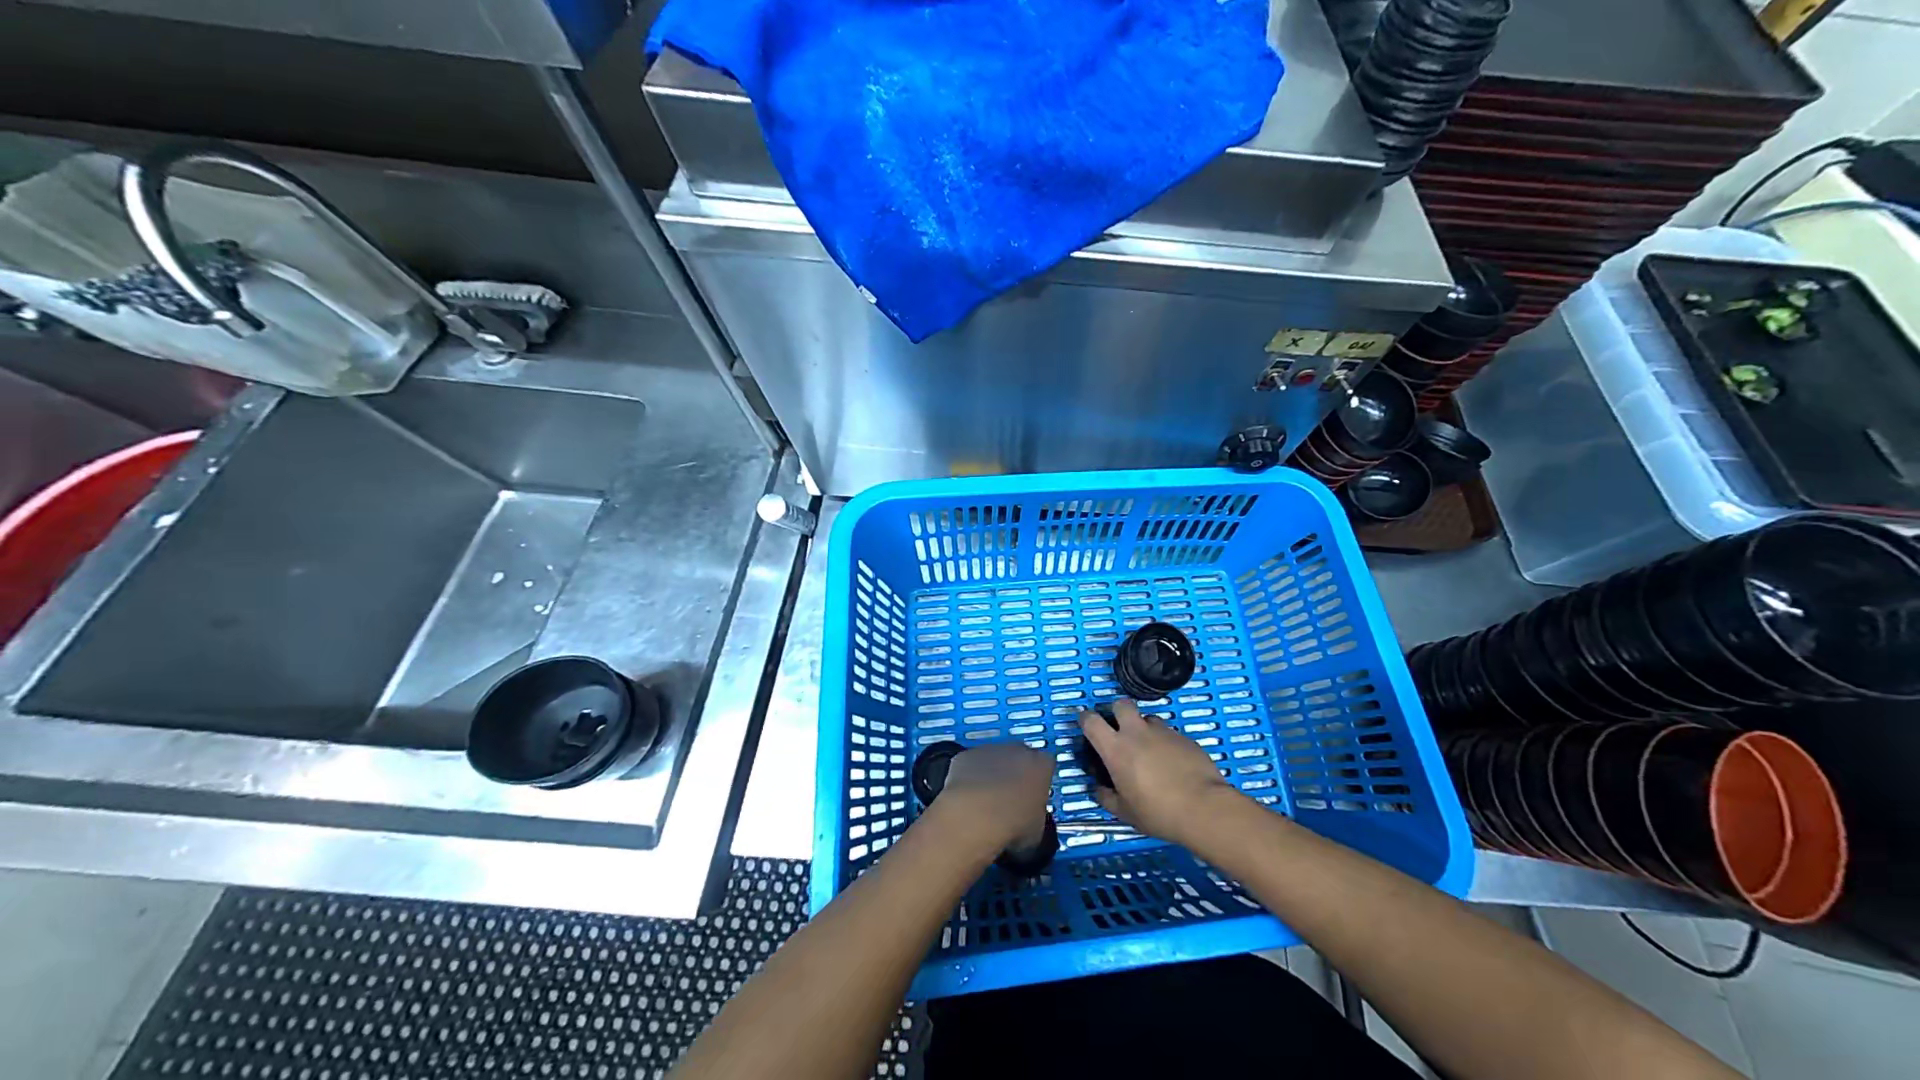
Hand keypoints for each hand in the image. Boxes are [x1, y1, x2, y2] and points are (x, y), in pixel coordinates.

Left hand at [929, 742, 1054, 856]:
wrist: (975, 818)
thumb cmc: (1014, 826)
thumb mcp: (1038, 830)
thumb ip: (1037, 816)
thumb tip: (1030, 823)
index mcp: (1041, 764)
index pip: (1046, 764)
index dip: (1039, 781)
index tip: (1034, 797)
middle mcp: (1017, 750)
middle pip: (1019, 756)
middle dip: (1015, 773)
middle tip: (1009, 799)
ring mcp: (988, 750)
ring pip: (992, 759)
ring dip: (991, 774)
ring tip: (985, 803)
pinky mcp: (964, 756)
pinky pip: (970, 765)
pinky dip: (969, 778)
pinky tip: (967, 799)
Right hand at [1080, 700, 1241, 847]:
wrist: (1204, 808)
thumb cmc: (1158, 812)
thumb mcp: (1125, 813)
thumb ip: (1106, 797)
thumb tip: (1099, 789)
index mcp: (1115, 749)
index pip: (1091, 720)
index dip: (1085, 719)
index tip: (1087, 727)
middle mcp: (1137, 732)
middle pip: (1121, 704)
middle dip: (1117, 712)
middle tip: (1120, 732)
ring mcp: (1163, 732)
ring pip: (1147, 718)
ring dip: (1144, 728)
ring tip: (1150, 751)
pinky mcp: (1184, 737)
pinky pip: (1168, 733)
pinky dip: (1165, 743)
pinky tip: (1172, 763)